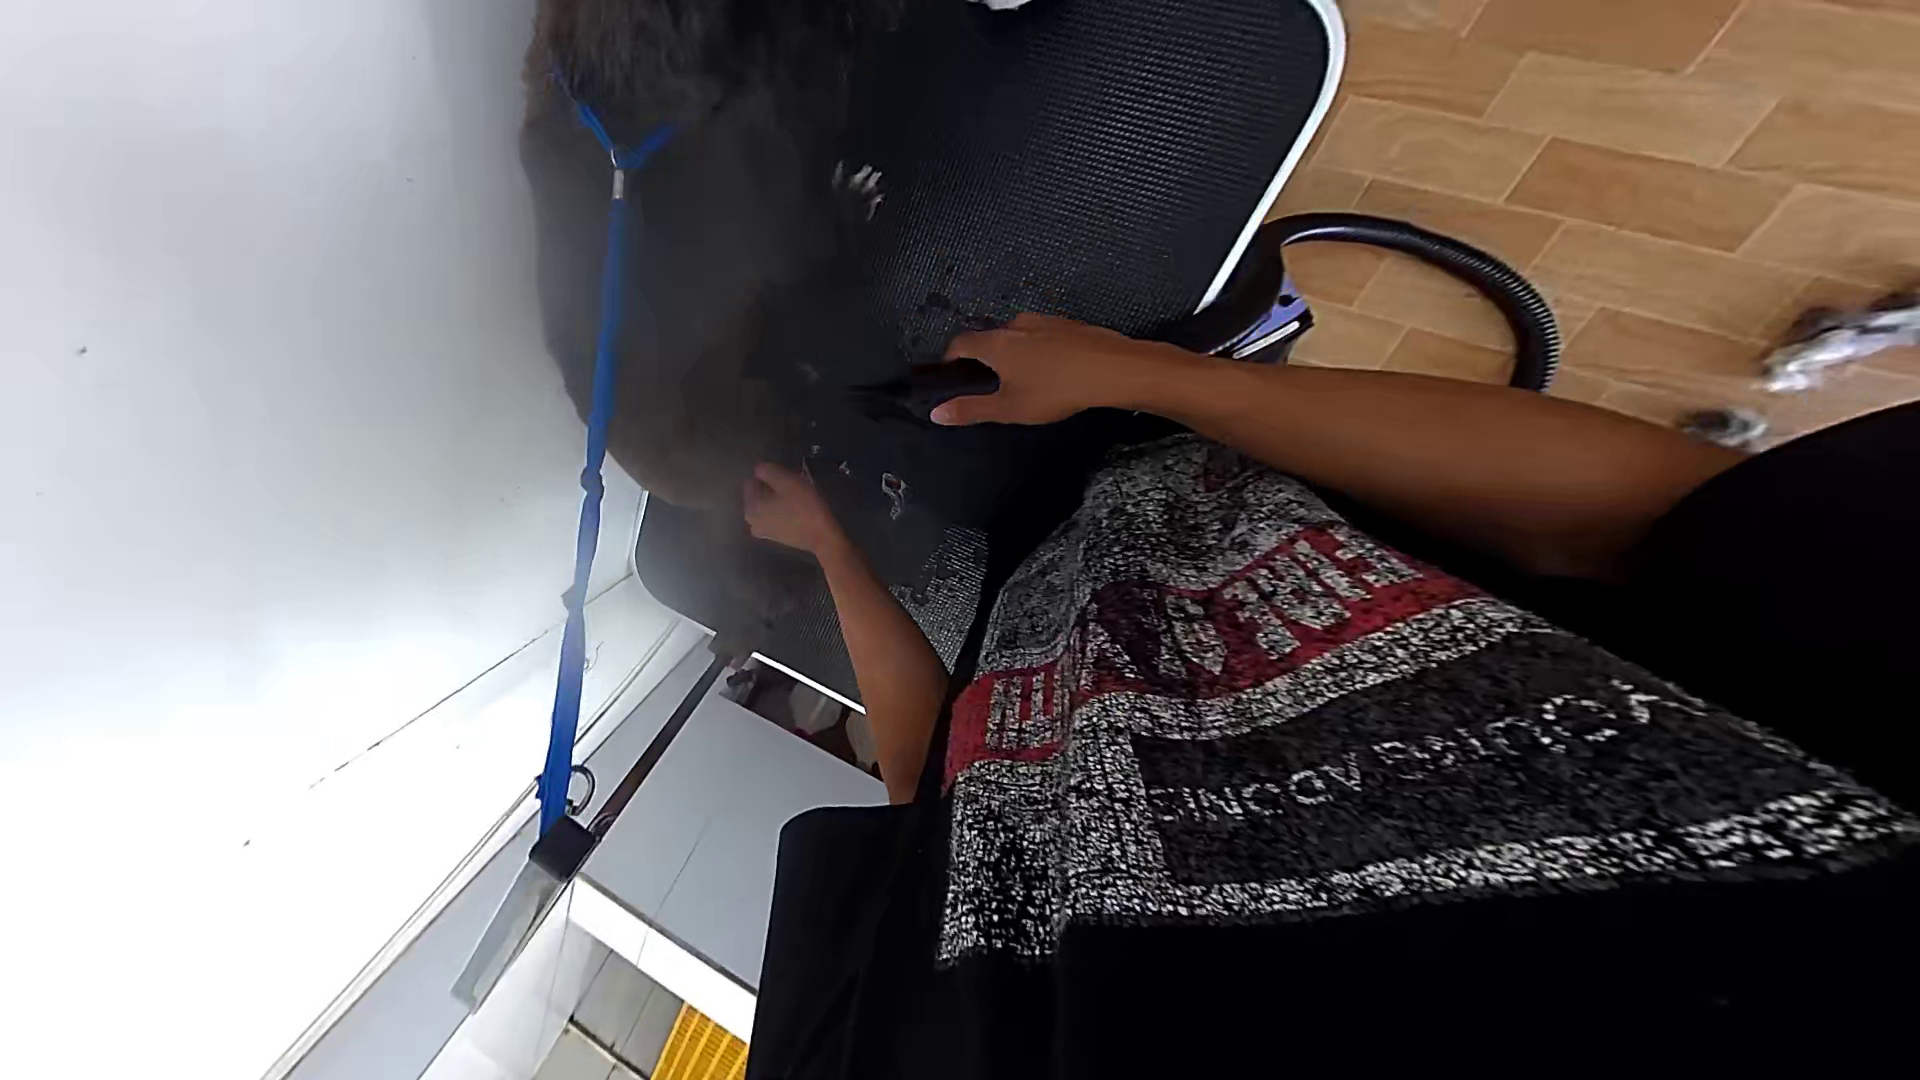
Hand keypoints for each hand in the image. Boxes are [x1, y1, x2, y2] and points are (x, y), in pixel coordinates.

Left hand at [742, 462, 846, 557]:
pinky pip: (774, 516)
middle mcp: (751, 521)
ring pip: (768, 505)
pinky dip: (782, 511)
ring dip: (779, 499)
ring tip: (797, 498)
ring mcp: (763, 531)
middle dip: (773, 487)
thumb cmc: (805, 507)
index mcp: (750, 507)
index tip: (786, 477)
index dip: (769, 475)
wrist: (823, 537)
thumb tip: (758, 469)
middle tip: (793, 487)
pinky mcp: (776, 537)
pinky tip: (797, 511)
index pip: (752, 481)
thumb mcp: (788, 481)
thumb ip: (768, 471)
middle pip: (759, 494)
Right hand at [930, 312, 1196, 425]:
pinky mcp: (1067, 323)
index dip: (951, 358)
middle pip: (989, 338)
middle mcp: (1016, 324)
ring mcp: (1044, 320)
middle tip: (990, 383)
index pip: (960, 343)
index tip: (951, 372)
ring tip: (1023, 379)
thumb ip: (971, 410)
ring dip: (1012, 352)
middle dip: (984, 357)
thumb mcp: (1009, 408)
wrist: (1111, 369)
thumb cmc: (1056, 390)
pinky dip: (1037, 349)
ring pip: (1017, 334)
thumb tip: (936, 413)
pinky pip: (1041, 334)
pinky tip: (1051, 370)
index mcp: (997, 343)